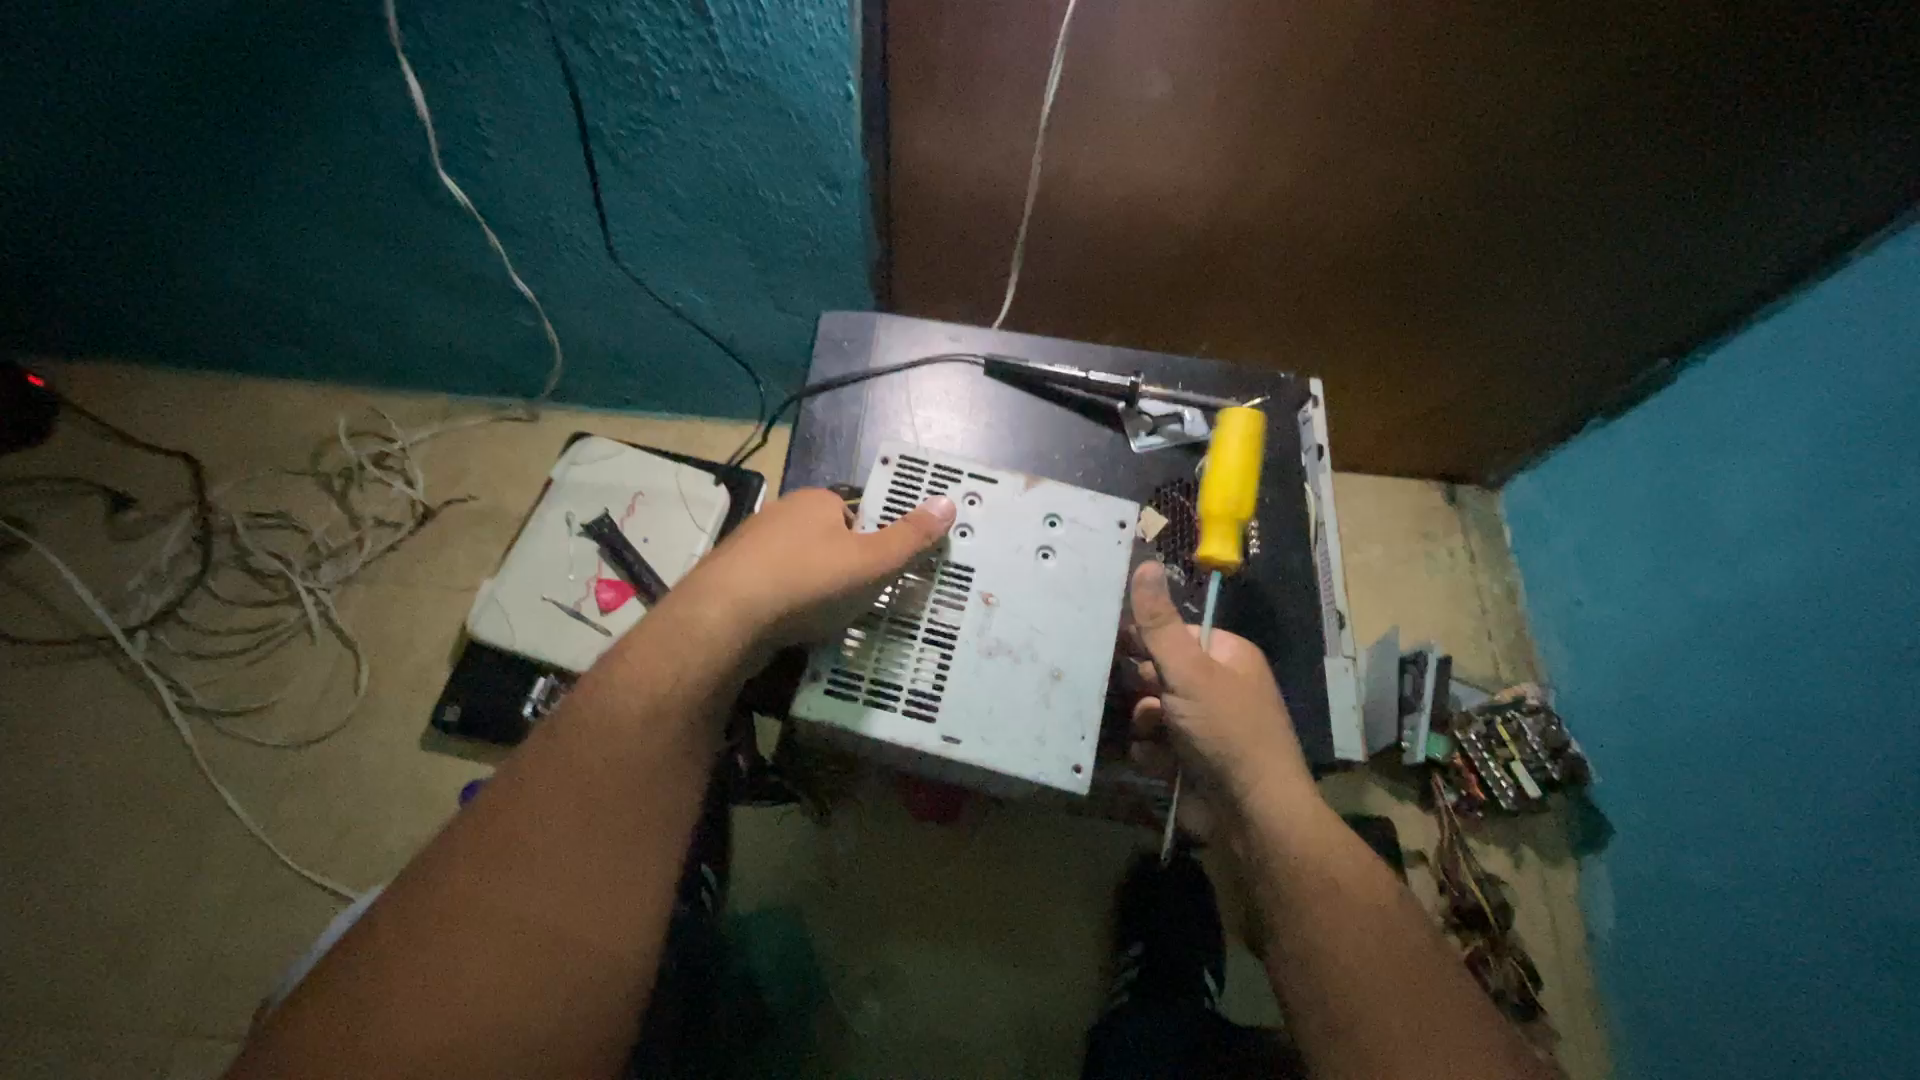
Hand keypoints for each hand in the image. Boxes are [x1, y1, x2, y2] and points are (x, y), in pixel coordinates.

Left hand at [676, 487, 956, 655]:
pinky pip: (769, 590)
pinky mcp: (729, 578)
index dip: (869, 547)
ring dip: (810, 592)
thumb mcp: (873, 563)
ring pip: (795, 568)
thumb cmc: (809, 582)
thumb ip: (911, 537)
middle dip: (839, 571)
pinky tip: (788, 630)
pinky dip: (783, 607)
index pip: (855, 516)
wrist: (726, 618)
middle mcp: (780, 513)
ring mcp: (750, 546)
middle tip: (852, 605)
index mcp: (816, 501)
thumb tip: (948, 502)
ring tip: (821, 623)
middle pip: (825, 542)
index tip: (874, 580)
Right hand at [1126, 561, 1315, 828]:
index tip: (1113, 644)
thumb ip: (1159, 623)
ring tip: (1157, 738)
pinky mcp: (1191, 760)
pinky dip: (1154, 755)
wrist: (1252, 815)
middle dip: (1146, 690)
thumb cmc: (1226, 731)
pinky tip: (1163, 766)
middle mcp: (1219, 686)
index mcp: (1228, 655)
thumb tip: (1144, 563)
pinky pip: (1154, 745)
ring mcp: (1205, 726)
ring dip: (1147, 726)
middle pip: (1158, 673)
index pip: (1174, 633)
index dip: (1145, 639)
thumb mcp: (1189, 671)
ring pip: (1151, 711)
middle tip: (1150, 703)